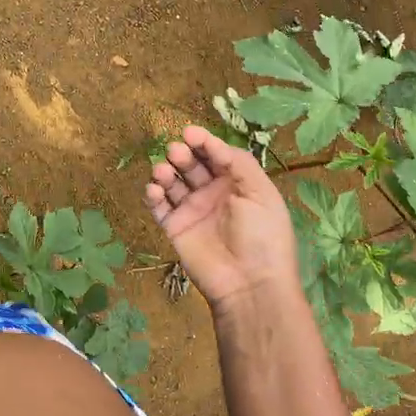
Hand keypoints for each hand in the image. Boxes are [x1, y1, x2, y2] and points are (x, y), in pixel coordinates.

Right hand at [144, 125, 299, 310]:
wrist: (250, 283)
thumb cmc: (263, 236)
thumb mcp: (261, 194)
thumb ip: (239, 163)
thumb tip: (214, 142)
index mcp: (236, 185)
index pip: (216, 155)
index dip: (204, 142)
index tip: (190, 133)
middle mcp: (212, 194)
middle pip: (191, 165)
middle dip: (182, 154)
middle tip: (176, 152)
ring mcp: (191, 211)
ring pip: (171, 183)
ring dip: (164, 172)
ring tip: (163, 172)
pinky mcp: (174, 227)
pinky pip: (158, 206)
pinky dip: (153, 195)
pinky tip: (155, 190)